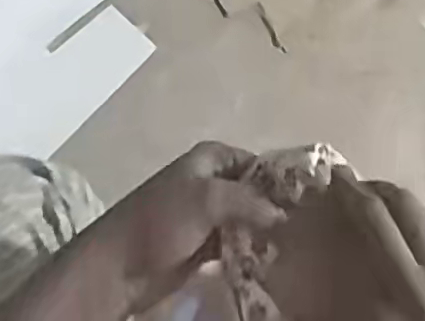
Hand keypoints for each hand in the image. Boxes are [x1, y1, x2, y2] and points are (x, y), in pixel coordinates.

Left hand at [98, 142, 286, 299]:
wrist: (119, 267)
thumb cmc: (162, 220)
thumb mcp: (207, 199)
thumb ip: (246, 200)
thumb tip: (282, 213)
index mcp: (211, 158)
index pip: (256, 161)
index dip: (279, 178)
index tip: (306, 200)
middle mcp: (211, 181)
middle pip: (252, 191)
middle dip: (273, 208)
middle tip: (302, 229)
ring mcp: (206, 214)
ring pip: (245, 220)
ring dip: (262, 234)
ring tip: (291, 250)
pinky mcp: (201, 246)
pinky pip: (234, 244)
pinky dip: (248, 252)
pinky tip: (267, 265)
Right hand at [332, 168, 424, 320]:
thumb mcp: (374, 320)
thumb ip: (339, 308)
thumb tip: (303, 291)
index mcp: (395, 299)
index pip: (370, 225)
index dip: (348, 196)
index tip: (330, 182)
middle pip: (395, 208)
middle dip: (367, 188)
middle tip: (346, 184)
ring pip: (421, 212)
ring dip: (394, 197)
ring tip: (373, 197)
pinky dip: (418, 217)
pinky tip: (406, 223)